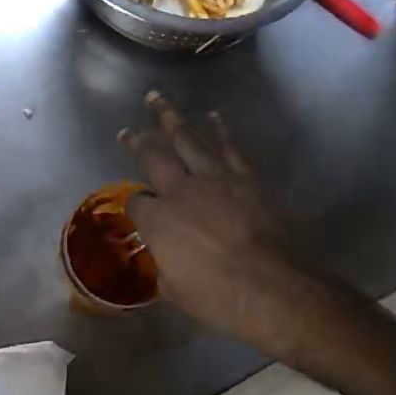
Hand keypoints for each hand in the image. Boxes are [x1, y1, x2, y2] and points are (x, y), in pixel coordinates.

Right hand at [119, 92, 322, 354]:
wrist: (267, 284)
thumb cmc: (216, 294)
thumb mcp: (175, 289)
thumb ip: (165, 265)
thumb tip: (165, 258)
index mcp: (157, 219)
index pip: (136, 201)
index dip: (135, 204)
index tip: (138, 210)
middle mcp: (180, 189)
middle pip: (153, 156)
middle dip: (138, 141)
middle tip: (127, 129)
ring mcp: (213, 178)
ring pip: (187, 139)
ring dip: (170, 118)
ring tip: (157, 100)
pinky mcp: (244, 177)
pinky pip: (228, 147)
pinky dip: (220, 130)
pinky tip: (213, 116)